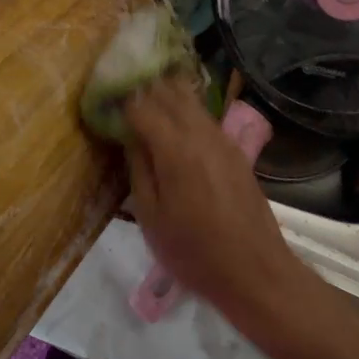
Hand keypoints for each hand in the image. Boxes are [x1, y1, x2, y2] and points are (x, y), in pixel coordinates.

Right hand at [123, 76, 300, 320]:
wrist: (255, 271)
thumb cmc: (194, 251)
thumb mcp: (151, 217)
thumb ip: (139, 170)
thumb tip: (130, 137)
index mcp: (174, 147)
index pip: (140, 105)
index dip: (120, 100)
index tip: (104, 101)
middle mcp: (199, 132)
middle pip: (168, 91)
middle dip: (144, 87)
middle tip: (123, 93)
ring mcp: (222, 138)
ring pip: (190, 99)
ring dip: (166, 93)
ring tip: (146, 100)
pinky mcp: (235, 150)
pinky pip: (205, 116)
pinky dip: (186, 109)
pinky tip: (176, 122)